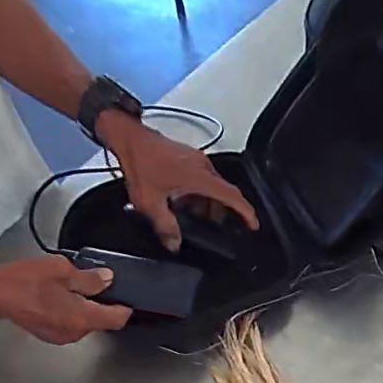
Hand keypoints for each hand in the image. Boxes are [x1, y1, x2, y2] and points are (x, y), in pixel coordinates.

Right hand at [0, 255, 131, 344]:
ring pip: (84, 323)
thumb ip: (89, 278)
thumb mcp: (63, 270)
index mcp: (81, 319)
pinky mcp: (48, 334)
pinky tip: (61, 296)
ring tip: (76, 286)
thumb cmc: (24, 282)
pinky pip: (69, 324)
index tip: (128, 297)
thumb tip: (106, 280)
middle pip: (100, 322)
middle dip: (103, 304)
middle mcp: (73, 333)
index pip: (116, 319)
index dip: (125, 307)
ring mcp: (59, 336)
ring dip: (86, 308)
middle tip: (99, 282)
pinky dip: (71, 312)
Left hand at [97, 112, 259, 251]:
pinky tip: (184, 204)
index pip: (232, 196)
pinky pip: (202, 178)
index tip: (252, 225)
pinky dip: (200, 194)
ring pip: (212, 186)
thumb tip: (174, 244)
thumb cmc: (141, 164)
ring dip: (209, 204)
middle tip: (216, 230)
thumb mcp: (150, 203)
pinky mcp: (188, 157)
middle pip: (223, 193)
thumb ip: (165, 226)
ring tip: (197, 220)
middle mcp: (203, 166)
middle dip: (223, 213)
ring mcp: (196, 159)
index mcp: (200, 177)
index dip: (245, 212)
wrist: (130, 138)